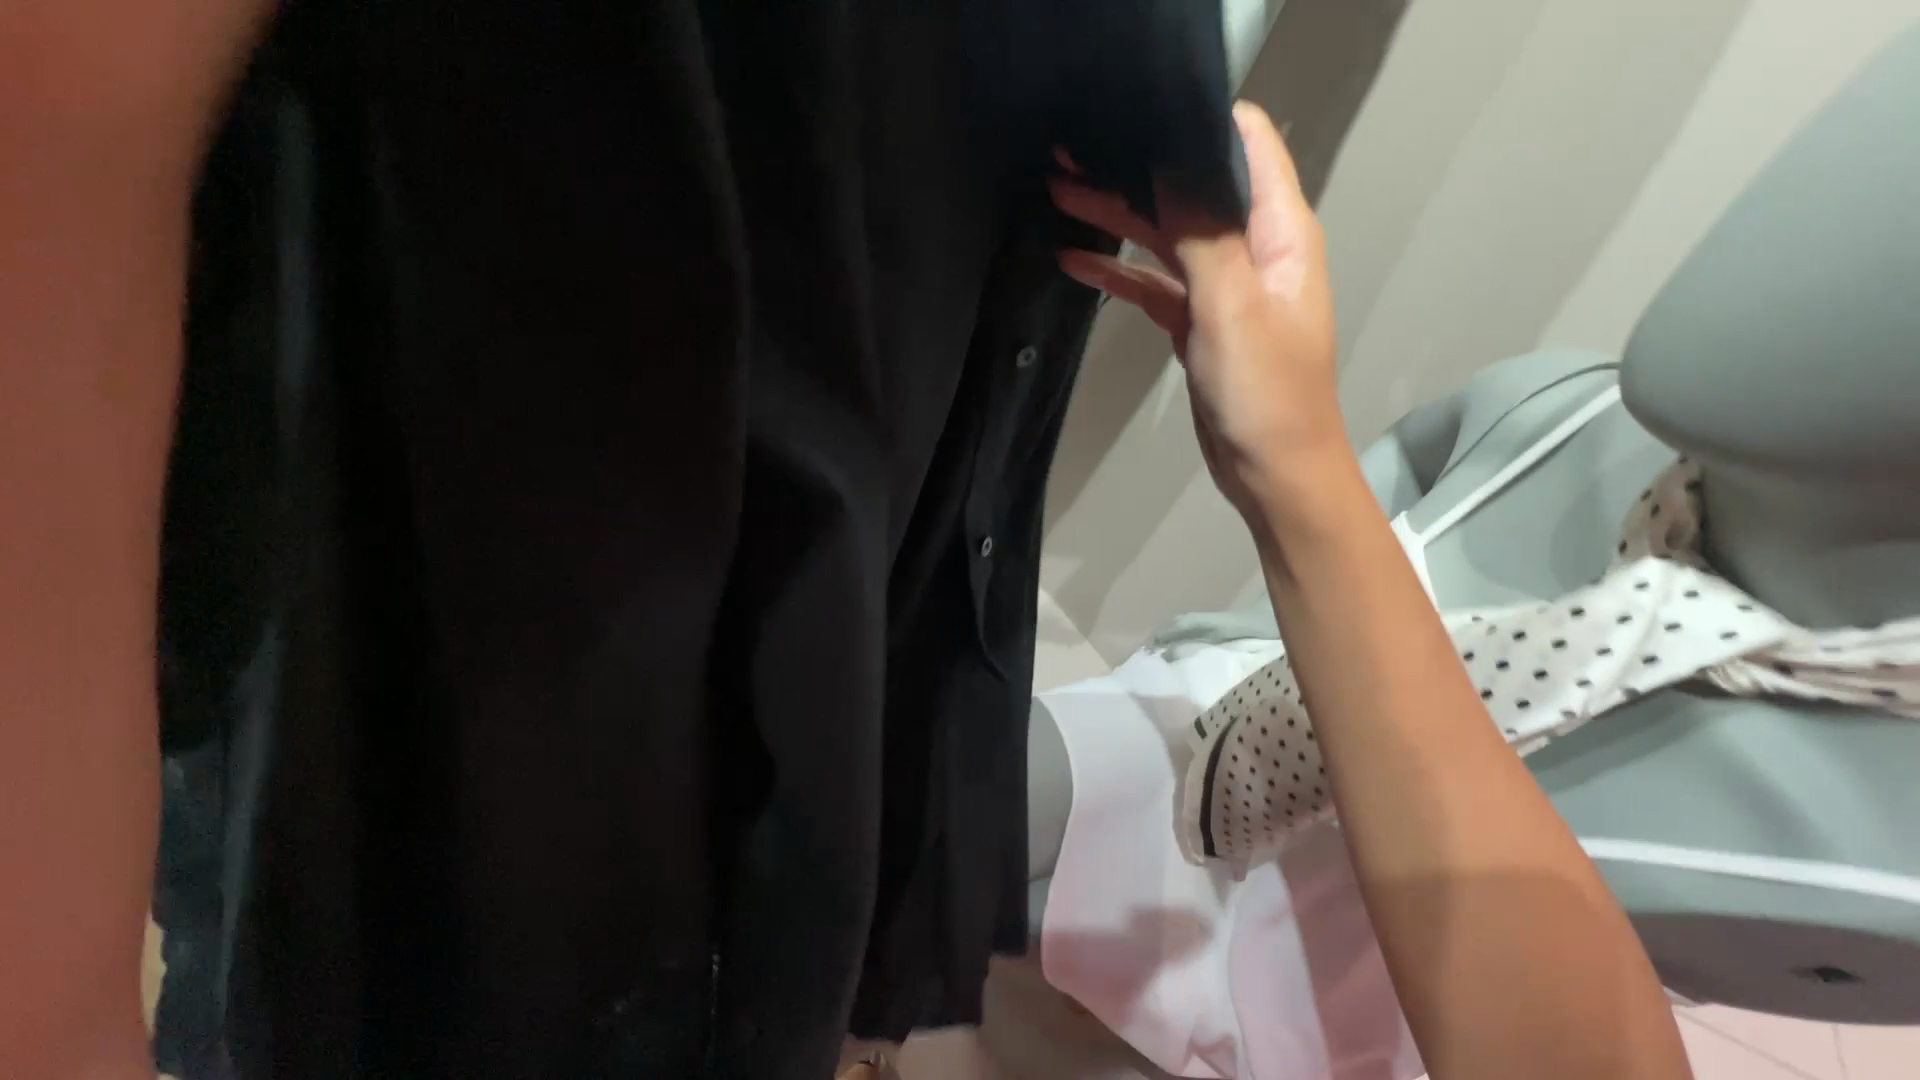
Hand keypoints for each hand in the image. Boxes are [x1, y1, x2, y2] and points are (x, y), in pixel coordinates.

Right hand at [1050, 101, 1341, 522]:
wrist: (1272, 471)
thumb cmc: (1266, 392)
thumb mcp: (1233, 306)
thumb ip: (1204, 234)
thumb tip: (1173, 165)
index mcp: (1279, 233)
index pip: (1247, 147)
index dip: (1196, 124)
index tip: (1135, 115)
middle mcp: (1254, 250)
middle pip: (1192, 191)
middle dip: (1138, 169)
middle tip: (1072, 154)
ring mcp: (1224, 287)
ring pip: (1167, 237)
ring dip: (1119, 218)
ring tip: (1060, 194)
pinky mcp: (1199, 322)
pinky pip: (1154, 285)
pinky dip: (1119, 273)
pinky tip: (1075, 261)